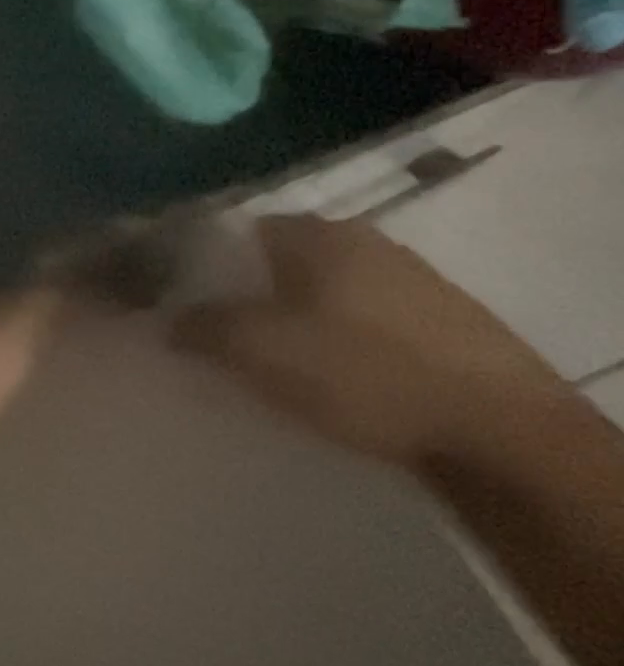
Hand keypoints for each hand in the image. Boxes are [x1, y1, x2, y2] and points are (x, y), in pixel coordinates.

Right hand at [171, 215, 570, 469]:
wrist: (497, 433)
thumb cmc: (361, 373)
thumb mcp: (256, 349)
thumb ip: (200, 325)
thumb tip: (170, 319)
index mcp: (320, 235)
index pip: (234, 231)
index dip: (194, 264)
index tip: (168, 301)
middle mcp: (367, 243)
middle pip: (275, 264)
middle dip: (237, 297)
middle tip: (204, 338)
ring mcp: (409, 283)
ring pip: (315, 296)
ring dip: (282, 323)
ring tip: (255, 366)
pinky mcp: (435, 326)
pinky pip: (353, 325)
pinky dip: (324, 345)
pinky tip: (315, 381)